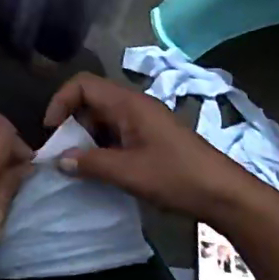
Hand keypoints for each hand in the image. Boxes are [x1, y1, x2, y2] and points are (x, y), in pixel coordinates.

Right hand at [44, 74, 253, 217]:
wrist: (226, 195)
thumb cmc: (176, 176)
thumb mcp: (128, 172)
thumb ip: (89, 163)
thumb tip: (58, 159)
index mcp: (128, 103)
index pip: (82, 84)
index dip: (60, 101)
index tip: (52, 131)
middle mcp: (134, 105)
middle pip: (90, 101)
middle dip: (71, 124)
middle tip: (63, 153)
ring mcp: (144, 121)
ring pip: (102, 119)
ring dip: (86, 138)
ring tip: (80, 166)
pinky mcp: (151, 138)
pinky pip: (116, 133)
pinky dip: (102, 147)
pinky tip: (102, 170)